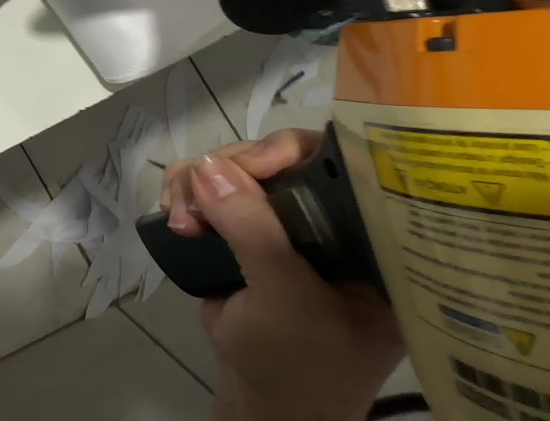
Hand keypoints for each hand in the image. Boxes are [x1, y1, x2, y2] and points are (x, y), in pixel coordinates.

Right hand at [159, 129, 404, 420]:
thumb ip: (254, 233)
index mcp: (373, 241)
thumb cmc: (299, 362)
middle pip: (278, 159)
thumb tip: (209, 167)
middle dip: (229, 170)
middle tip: (196, 198)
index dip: (296, 152)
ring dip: (195, 183)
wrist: (260, 399)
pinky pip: (211, 187)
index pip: (345, 168)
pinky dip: (185, 192)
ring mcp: (286, 224)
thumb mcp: (285, 300)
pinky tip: (177, 216)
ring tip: (180, 219)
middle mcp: (333, 223)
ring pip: (235, 169)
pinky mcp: (247, 228)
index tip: (253, 165)